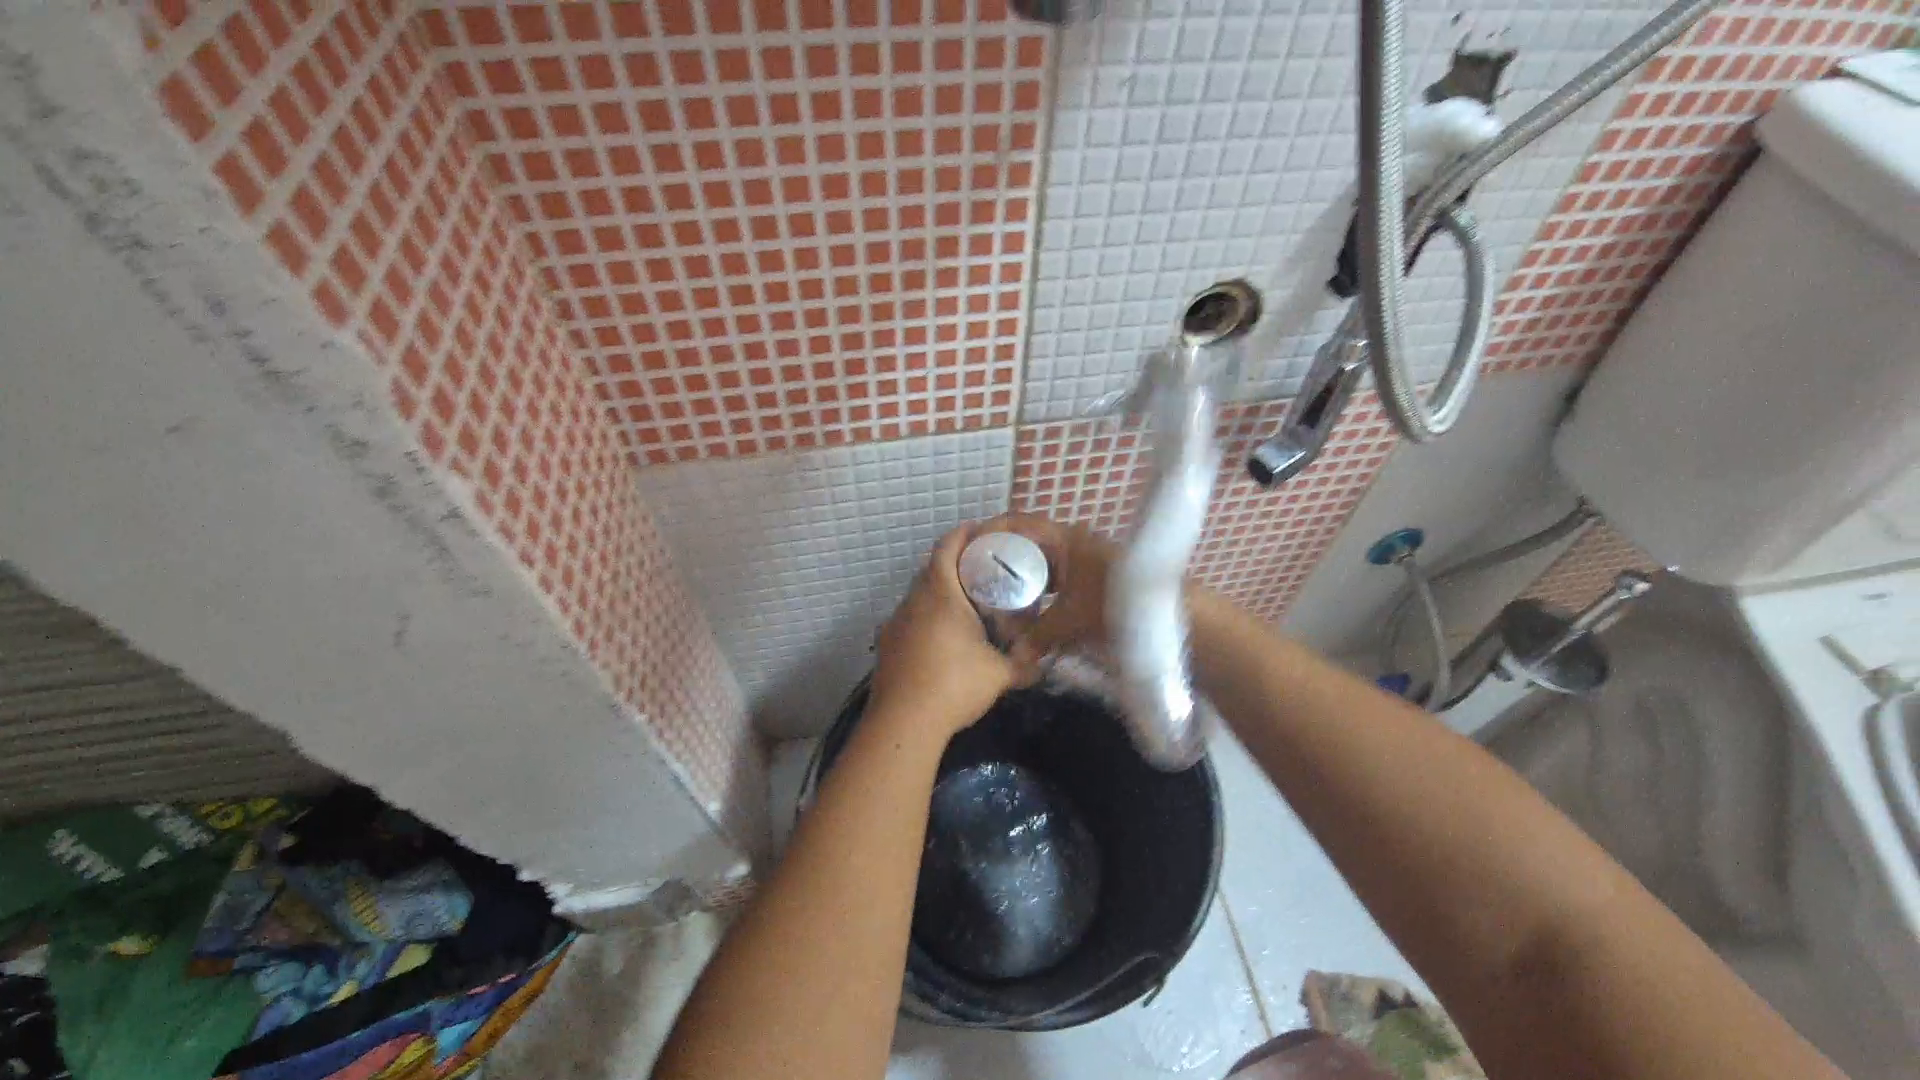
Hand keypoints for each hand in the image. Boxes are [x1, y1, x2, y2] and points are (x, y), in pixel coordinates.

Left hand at [867, 525, 1017, 739]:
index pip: (948, 546)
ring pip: (918, 596)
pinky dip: (927, 618)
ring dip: (940, 594)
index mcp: (940, 594)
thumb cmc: (954, 685)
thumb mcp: (999, 675)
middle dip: (956, 564)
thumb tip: (1043, 664)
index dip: (965, 533)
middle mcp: (913, 601)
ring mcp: (895, 623)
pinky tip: (943, 639)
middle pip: (932, 569)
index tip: (983, 532)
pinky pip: (910, 619)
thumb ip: (1024, 665)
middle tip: (984, 572)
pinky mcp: (887, 646)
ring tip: (967, 606)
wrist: (903, 722)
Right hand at [975, 513, 1120, 673]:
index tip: (968, 550)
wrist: (1166, 613)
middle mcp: (1071, 542)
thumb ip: (1036, 637)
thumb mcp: (1070, 621)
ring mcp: (1083, 558)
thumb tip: (1012, 657)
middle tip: (975, 577)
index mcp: (1063, 538)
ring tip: (995, 596)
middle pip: (1027, 544)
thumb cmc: (1114, 605)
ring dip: (1022, 578)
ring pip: (1042, 563)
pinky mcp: (1091, 576)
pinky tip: (1027, 607)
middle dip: (1002, 560)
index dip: (990, 533)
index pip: (1017, 523)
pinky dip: (1041, 590)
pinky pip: (1056, 578)